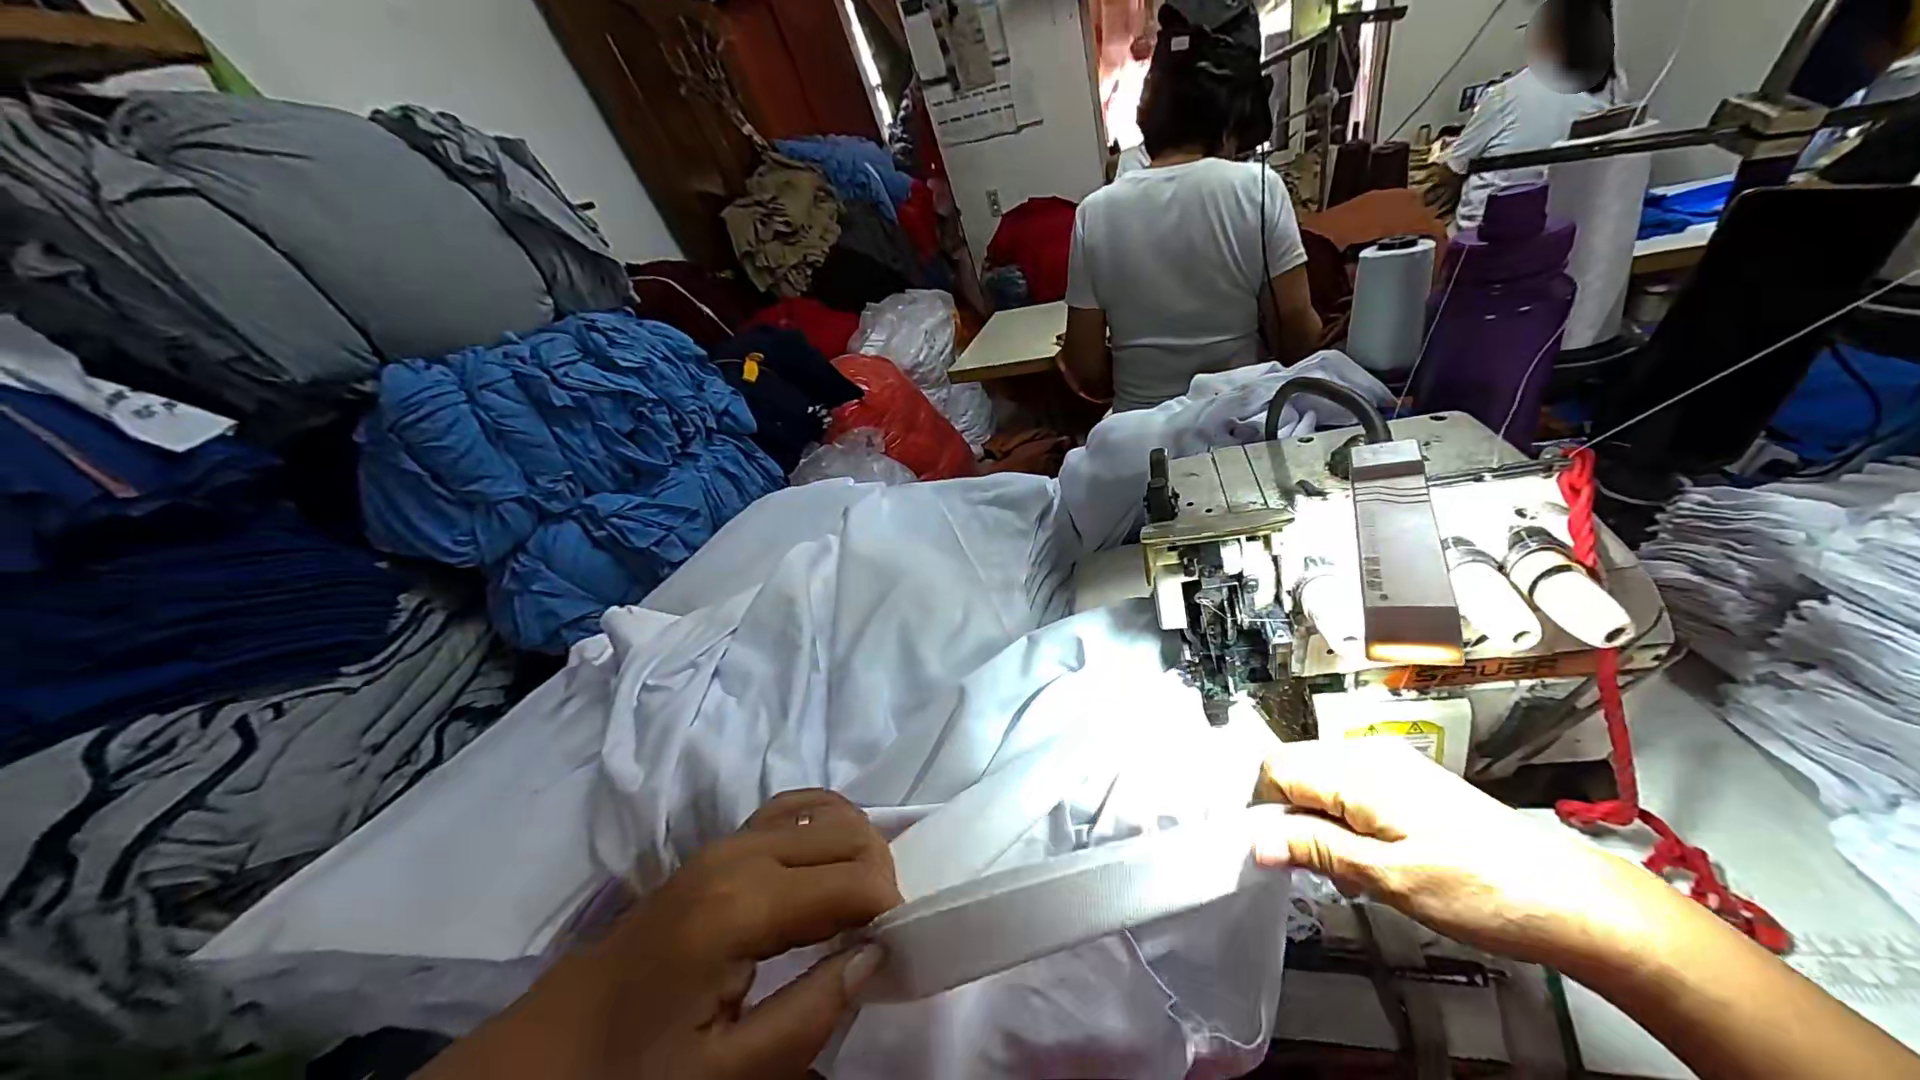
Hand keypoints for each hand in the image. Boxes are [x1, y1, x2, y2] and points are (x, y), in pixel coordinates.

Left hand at [423, 790, 899, 1079]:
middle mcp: (740, 852)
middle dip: (881, 876)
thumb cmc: (637, 1070)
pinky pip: (792, 807)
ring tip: (857, 907)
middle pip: (849, 832)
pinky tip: (827, 866)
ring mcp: (726, 839)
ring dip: (857, 850)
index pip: (856, 879)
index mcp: (743, 905)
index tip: (894, 954)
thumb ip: (811, 1015)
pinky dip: (826, 825)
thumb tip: (875, 953)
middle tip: (878, 936)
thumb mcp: (724, 1076)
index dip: (890, 911)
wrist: (552, 1048)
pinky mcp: (718, 844)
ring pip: (826, 811)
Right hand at [1253, 740, 1663, 971]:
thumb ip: (1316, 849)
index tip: (1279, 854)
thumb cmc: (1489, 891)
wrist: (1576, 901)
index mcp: (1360, 771)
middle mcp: (1371, 756)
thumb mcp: (1390, 878)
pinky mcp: (1409, 782)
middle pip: (1294, 770)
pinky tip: (1371, 857)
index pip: (1275, 770)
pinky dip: (1344, 820)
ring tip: (1350, 870)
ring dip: (1317, 822)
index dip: (1267, 811)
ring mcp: (1392, 765)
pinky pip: (1349, 788)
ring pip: (1319, 781)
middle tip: (1318, 867)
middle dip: (1291, 817)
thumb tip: (1258, 840)